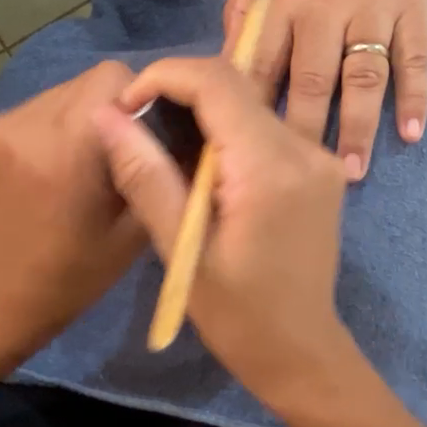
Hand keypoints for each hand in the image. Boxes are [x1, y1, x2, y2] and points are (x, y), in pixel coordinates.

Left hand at [0, 61, 145, 353]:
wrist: (9, 289)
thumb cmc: (82, 269)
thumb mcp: (137, 227)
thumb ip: (155, 169)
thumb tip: (186, 128)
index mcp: (68, 150)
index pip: (117, 81)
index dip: (145, 102)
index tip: (154, 140)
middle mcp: (31, 124)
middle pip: (96, 79)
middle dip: (122, 108)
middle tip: (132, 151)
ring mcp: (8, 122)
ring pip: (74, 87)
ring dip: (95, 114)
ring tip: (99, 159)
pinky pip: (50, 103)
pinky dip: (69, 122)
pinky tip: (72, 160)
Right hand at [93, 56, 353, 396]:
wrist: (301, 350)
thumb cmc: (238, 315)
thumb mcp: (181, 249)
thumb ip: (145, 176)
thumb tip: (105, 115)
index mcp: (272, 166)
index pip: (217, 81)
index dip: (164, 76)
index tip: (125, 106)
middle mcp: (306, 149)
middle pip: (237, 85)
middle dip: (180, 91)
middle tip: (137, 125)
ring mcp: (320, 158)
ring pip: (253, 103)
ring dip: (204, 110)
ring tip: (163, 145)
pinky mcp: (321, 171)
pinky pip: (268, 129)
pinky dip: (230, 131)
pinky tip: (204, 163)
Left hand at [226, 0, 426, 180]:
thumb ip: (245, 7)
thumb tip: (230, 66)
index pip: (264, 61)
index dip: (253, 108)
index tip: (245, 152)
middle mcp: (330, 6)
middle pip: (314, 78)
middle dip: (305, 130)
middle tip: (297, 181)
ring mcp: (376, 10)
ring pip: (365, 77)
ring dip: (359, 126)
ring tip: (353, 171)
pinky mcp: (414, 11)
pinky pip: (414, 59)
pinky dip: (415, 96)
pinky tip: (411, 133)